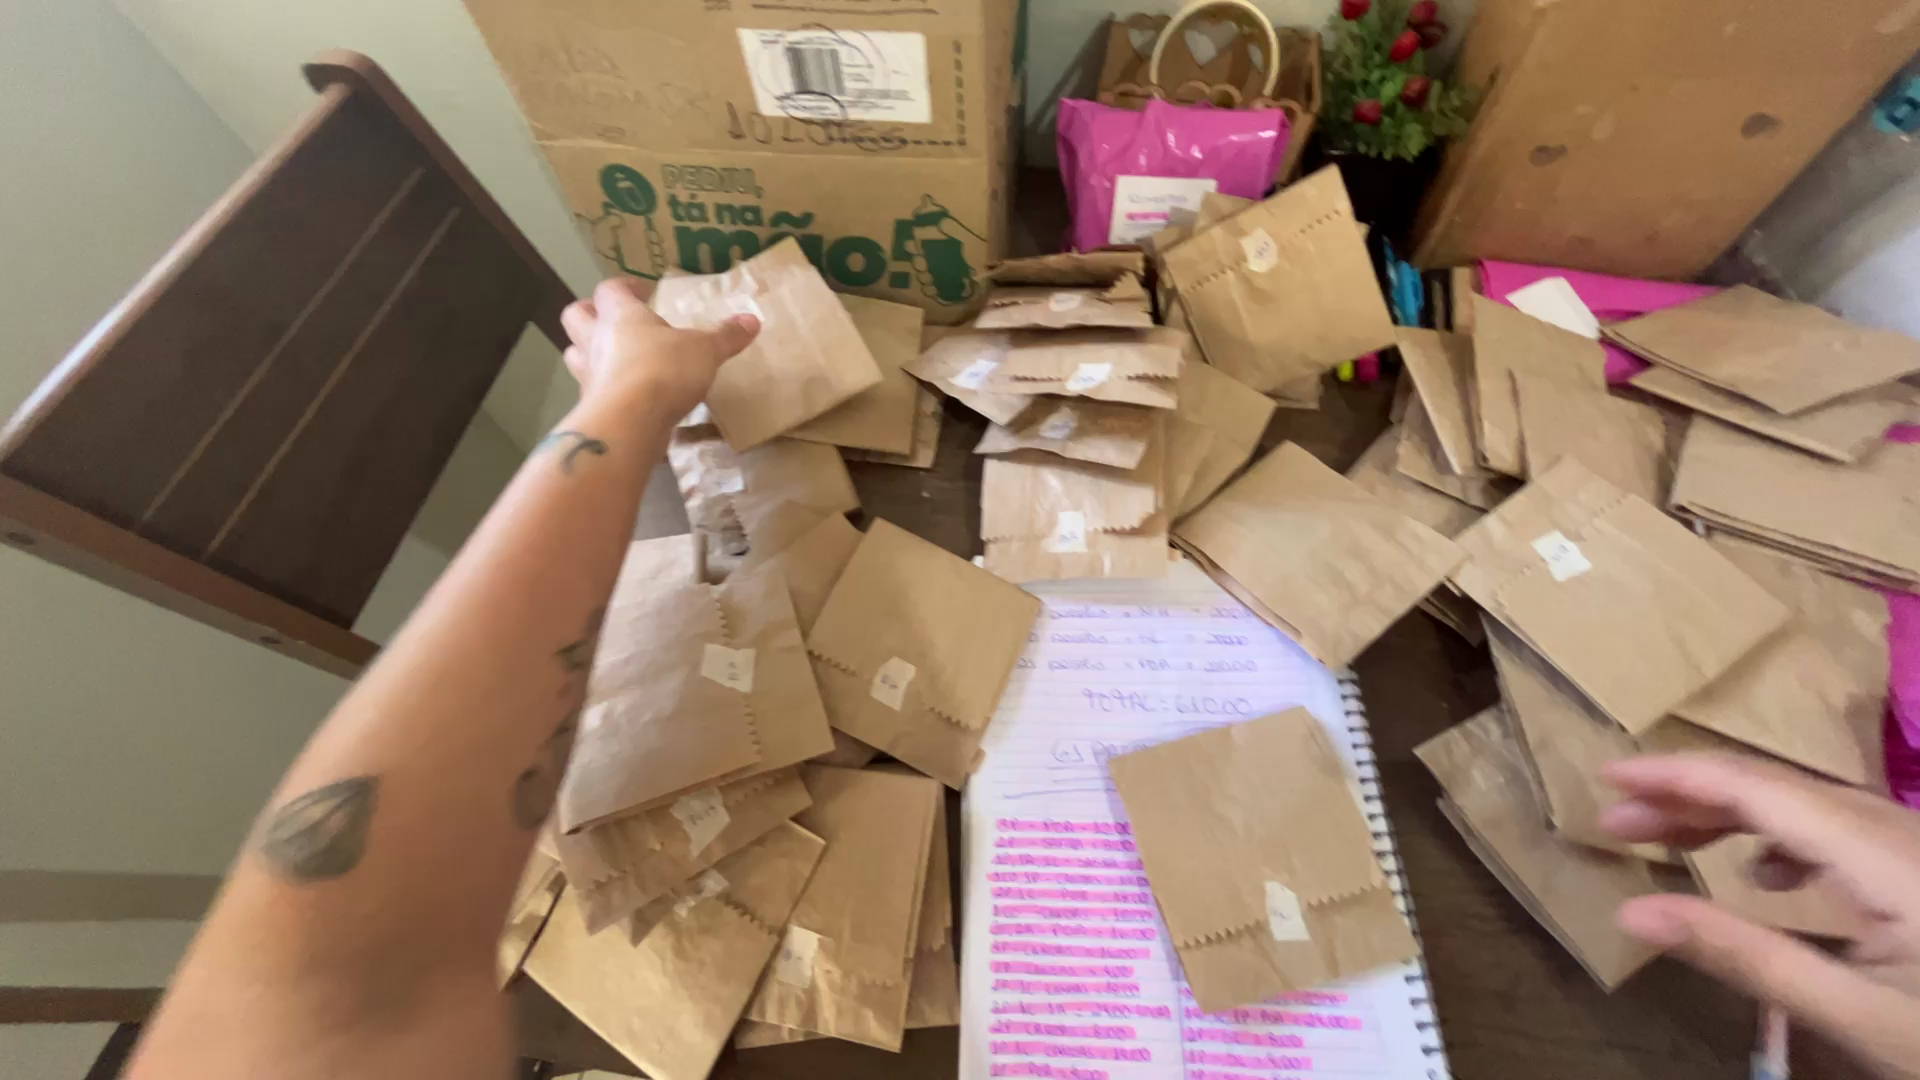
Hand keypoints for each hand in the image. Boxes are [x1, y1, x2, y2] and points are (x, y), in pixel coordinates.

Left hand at [559, 278, 759, 419]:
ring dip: (590, 352)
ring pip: (576, 354)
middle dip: (590, 313)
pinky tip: (629, 398)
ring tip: (615, 359)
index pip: (611, 289)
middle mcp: (596, 339)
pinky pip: (594, 390)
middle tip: (611, 318)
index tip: (642, 290)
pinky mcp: (592, 406)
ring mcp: (589, 375)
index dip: (625, 286)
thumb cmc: (664, 371)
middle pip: (576, 316)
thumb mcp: (705, 350)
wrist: (630, 421)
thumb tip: (752, 320)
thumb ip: (725, 336)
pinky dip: (606, 389)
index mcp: (620, 316)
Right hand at [1602, 754, 1919, 1077]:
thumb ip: (1744, 956)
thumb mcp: (1868, 1019)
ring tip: (1670, 839)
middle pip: (1777, 788)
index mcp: (1890, 859)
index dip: (1673, 774)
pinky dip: (1782, 837)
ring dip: (1728, 814)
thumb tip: (1627, 913)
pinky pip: (1845, 830)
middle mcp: (1910, 836)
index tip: (1605, 778)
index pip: (1756, 787)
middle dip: (1687, 797)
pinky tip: (1766, 874)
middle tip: (1618, 823)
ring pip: (1810, 804)